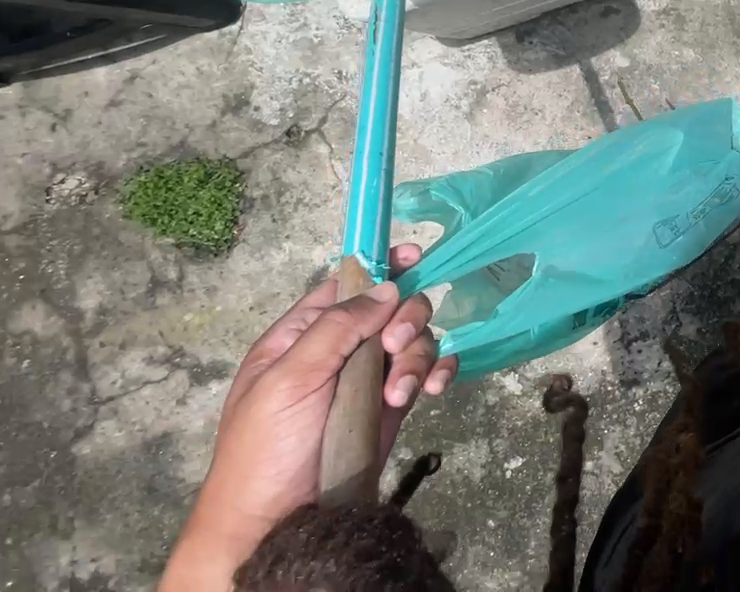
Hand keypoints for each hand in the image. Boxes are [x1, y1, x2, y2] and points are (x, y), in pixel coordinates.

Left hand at [159, 245, 456, 590]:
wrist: (282, 519)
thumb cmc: (267, 448)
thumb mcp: (288, 382)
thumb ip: (336, 328)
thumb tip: (388, 285)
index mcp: (303, 336)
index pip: (346, 284)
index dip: (380, 264)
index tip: (413, 254)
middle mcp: (342, 348)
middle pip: (395, 305)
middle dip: (405, 320)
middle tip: (393, 346)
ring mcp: (372, 373)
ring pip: (417, 336)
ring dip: (417, 357)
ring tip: (400, 391)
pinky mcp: (397, 397)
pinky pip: (432, 367)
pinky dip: (439, 371)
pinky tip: (434, 390)